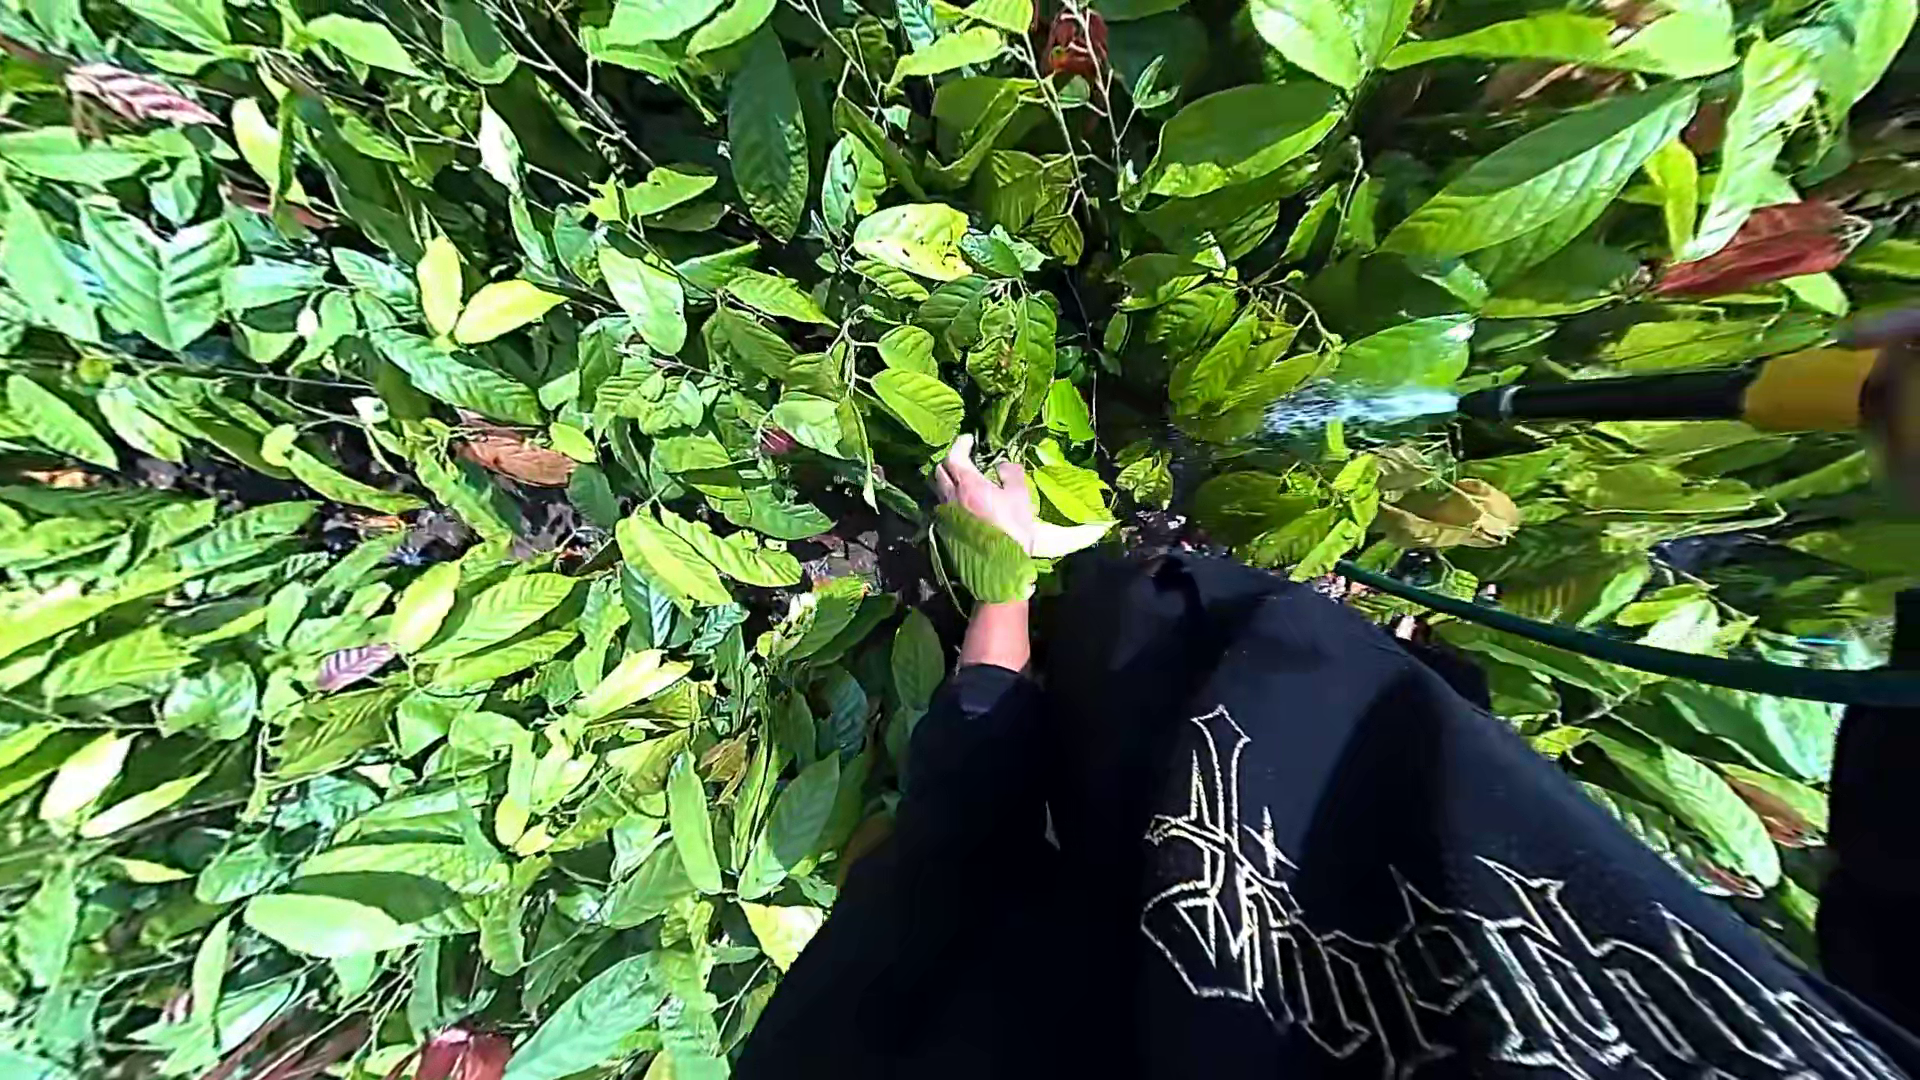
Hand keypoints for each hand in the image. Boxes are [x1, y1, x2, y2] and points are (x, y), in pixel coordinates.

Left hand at [933, 434, 1037, 552]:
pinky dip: (950, 498)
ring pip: (939, 490)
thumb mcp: (1020, 496)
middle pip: (939, 471)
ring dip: (948, 480)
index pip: (954, 456)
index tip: (969, 439)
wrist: (1001, 568)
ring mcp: (946, 516)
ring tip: (962, 479)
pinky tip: (963, 501)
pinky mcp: (947, 530)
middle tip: (963, 457)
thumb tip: (1001, 464)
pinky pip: (943, 506)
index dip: (960, 444)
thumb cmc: (1013, 531)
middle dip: (950, 460)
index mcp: (968, 485)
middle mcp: (951, 498)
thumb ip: (1010, 474)